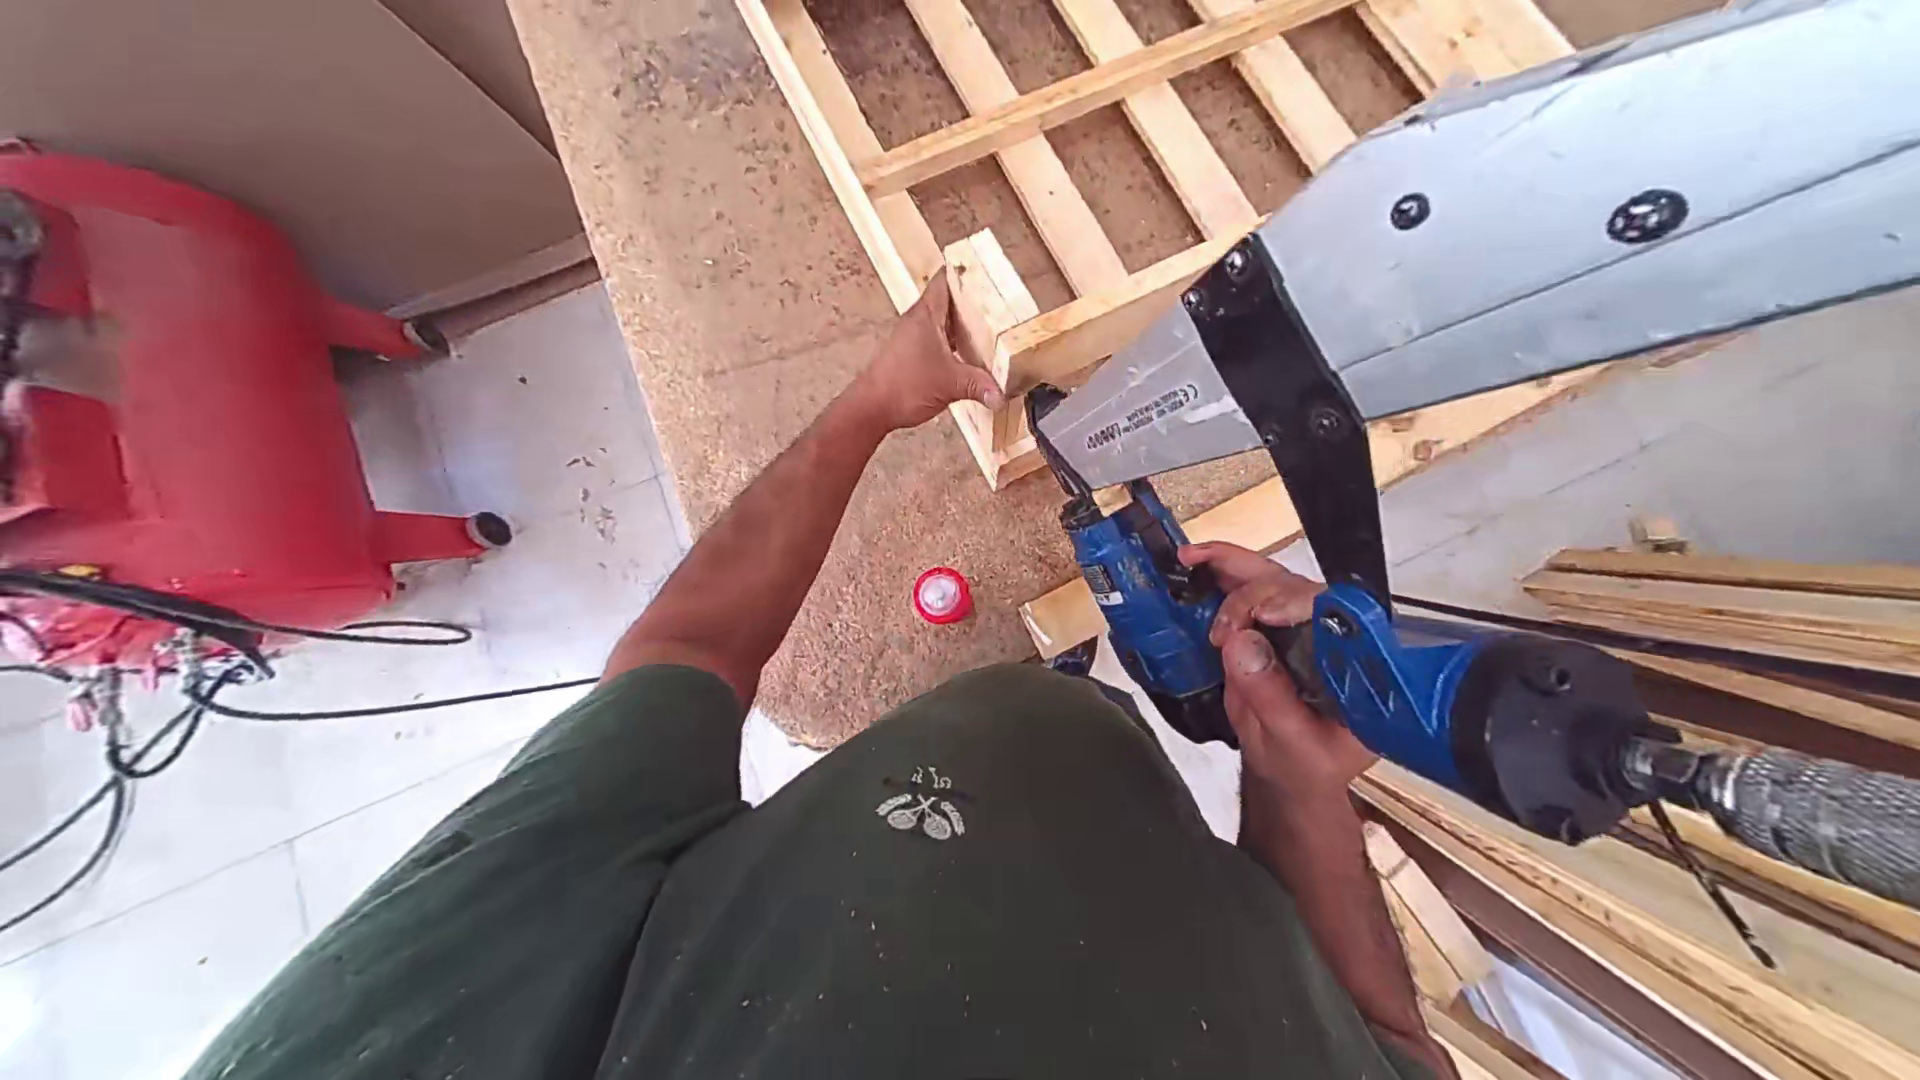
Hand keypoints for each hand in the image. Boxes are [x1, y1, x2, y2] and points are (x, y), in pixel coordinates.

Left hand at [845, 272, 1003, 432]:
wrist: (873, 408)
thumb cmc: (905, 386)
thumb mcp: (950, 384)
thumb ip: (978, 385)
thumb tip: (1000, 394)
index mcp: (926, 314)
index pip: (946, 278)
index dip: (965, 270)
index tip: (986, 269)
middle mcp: (919, 320)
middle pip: (949, 299)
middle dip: (972, 300)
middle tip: (998, 301)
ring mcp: (914, 338)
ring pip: (944, 322)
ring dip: (964, 324)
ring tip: (991, 326)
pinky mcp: (913, 355)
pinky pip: (939, 341)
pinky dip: (955, 344)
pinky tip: (970, 355)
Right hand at [1179, 542, 1375, 800]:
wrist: (1289, 769)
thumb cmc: (1304, 764)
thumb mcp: (1292, 742)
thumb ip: (1271, 697)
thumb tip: (1242, 643)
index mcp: (1355, 664)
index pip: (1334, 615)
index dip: (1296, 604)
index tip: (1259, 617)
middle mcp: (1332, 635)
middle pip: (1298, 589)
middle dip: (1251, 590)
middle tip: (1217, 615)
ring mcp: (1302, 624)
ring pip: (1272, 578)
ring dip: (1230, 565)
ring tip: (1192, 560)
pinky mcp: (1272, 621)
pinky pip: (1249, 587)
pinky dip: (1219, 572)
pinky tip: (1194, 566)